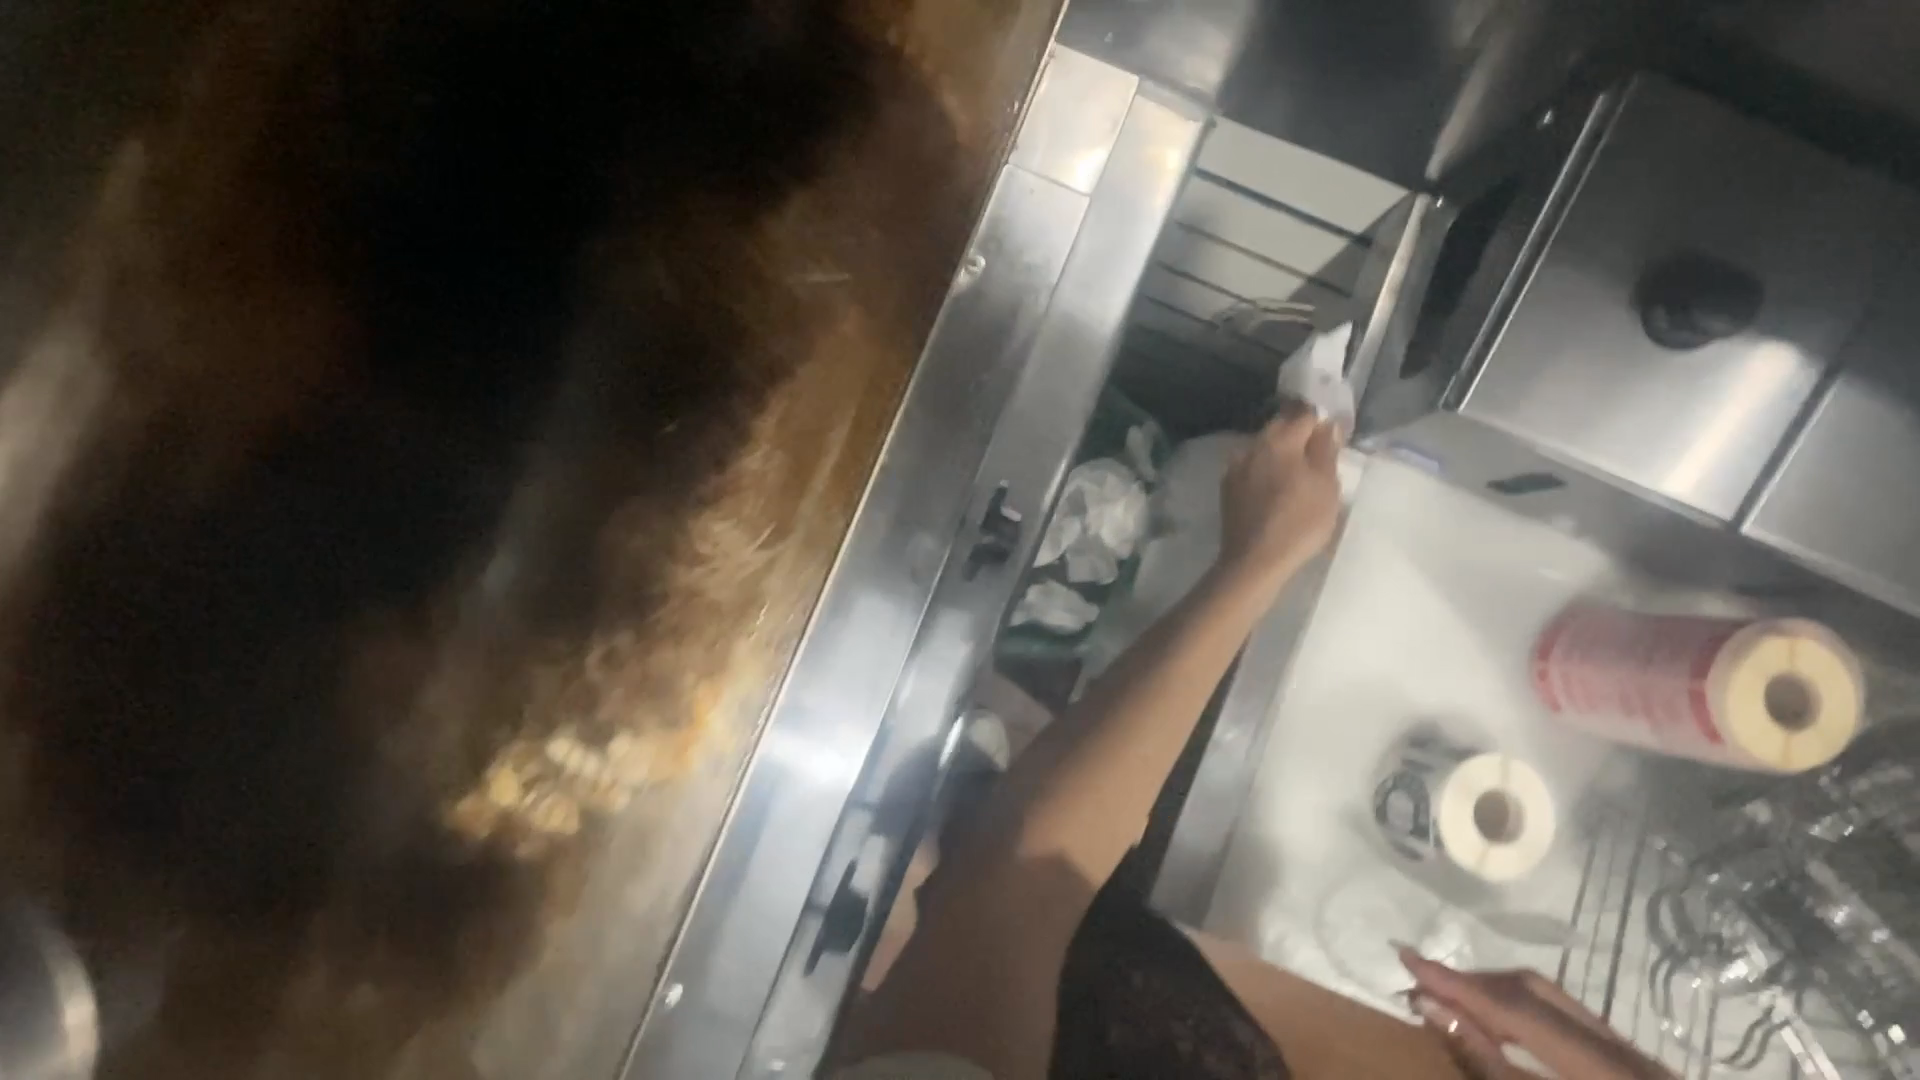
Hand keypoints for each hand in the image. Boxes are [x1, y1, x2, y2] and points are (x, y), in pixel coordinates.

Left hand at [1216, 408, 1340, 589]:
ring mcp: (1235, 467)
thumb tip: (1326, 425)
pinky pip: (1251, 468)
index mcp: (1279, 441)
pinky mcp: (1227, 488)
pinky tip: (1275, 486)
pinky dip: (1264, 470)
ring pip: (1262, 448)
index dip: (1320, 421)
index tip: (1332, 435)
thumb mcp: (1326, 485)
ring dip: (1279, 452)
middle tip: (1316, 452)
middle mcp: (1252, 447)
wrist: (1254, 559)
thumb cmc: (1299, 522)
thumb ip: (1325, 450)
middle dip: (1298, 433)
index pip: (1303, 416)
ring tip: (1296, 472)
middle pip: (1279, 428)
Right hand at [1400, 949, 1673, 1079]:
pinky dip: (1522, 1013)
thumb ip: (1483, 1062)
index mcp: (1607, 1073)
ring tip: (1449, 1001)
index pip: (1518, 1010)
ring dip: (1494, 995)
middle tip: (1421, 986)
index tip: (1405, 955)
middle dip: (1474, 985)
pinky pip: (1567, 1017)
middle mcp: (1629, 1054)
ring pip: (1551, 999)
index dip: (1459, 983)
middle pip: (1535, 993)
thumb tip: (1429, 1003)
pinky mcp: (1633, 1063)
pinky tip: (1493, 1022)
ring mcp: (1638, 1057)